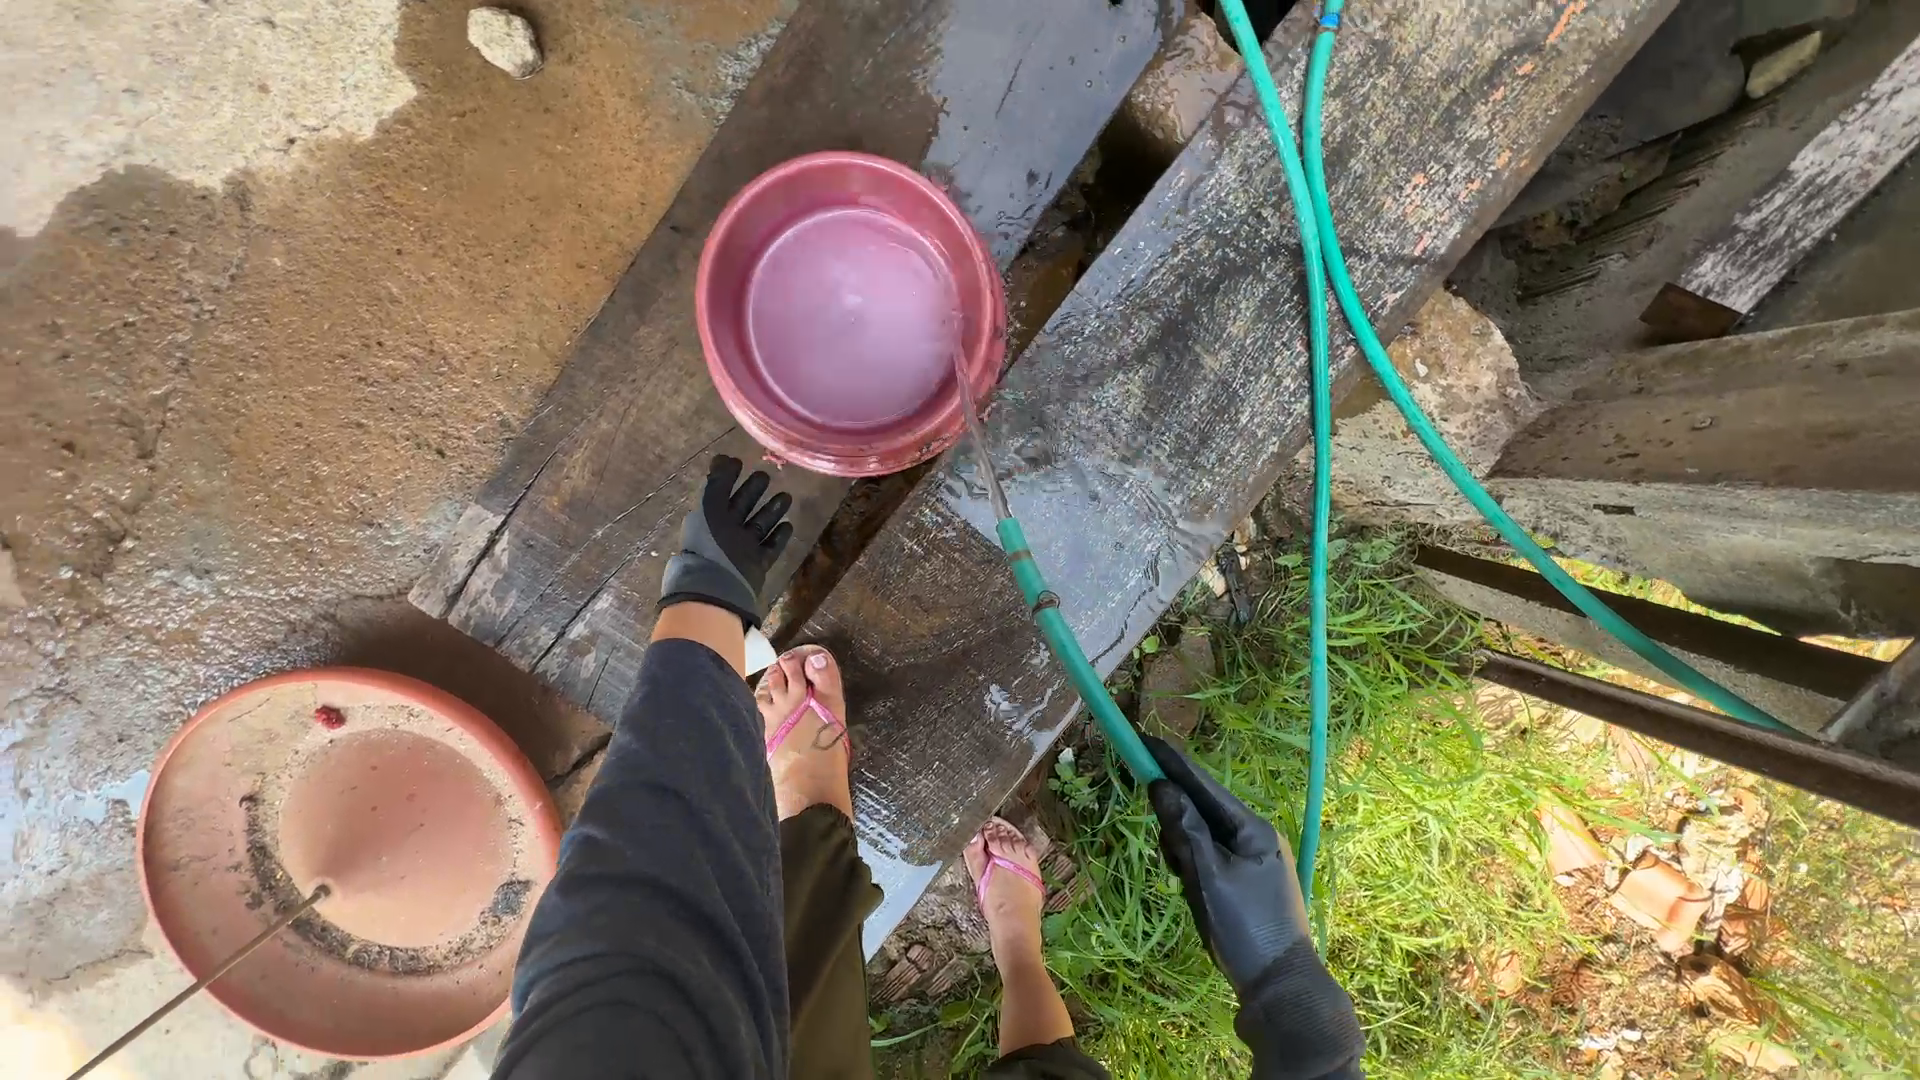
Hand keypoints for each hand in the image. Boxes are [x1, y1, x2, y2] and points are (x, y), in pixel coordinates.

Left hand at [659, 455, 794, 627]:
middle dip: (754, 492)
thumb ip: (717, 483)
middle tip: (768, 476)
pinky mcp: (757, 565)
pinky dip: (779, 536)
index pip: (722, 494)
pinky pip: (770, 547)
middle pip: (741, 508)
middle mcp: (725, 533)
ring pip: (759, 525)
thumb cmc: (712, 544)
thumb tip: (724, 457)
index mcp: (709, 520)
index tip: (743, 463)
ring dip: (771, 511)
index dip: (731, 479)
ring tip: (787, 497)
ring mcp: (742, 550)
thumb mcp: (710, 508)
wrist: (718, 587)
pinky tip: (789, 525)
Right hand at [1145, 735, 1311, 995]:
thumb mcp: (1209, 875)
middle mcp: (1254, 835)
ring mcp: (1251, 857)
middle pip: (1201, 808)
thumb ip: (1184, 828)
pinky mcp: (1245, 878)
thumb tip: (1160, 784)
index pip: (1203, 784)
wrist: (1280, 988)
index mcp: (1252, 828)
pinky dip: (1192, 862)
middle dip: (1175, 819)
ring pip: (1201, 833)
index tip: (1141, 739)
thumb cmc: (1246, 927)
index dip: (1171, 762)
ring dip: (1182, 846)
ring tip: (1183, 879)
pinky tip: (1190, 885)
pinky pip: (1208, 855)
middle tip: (1165, 846)